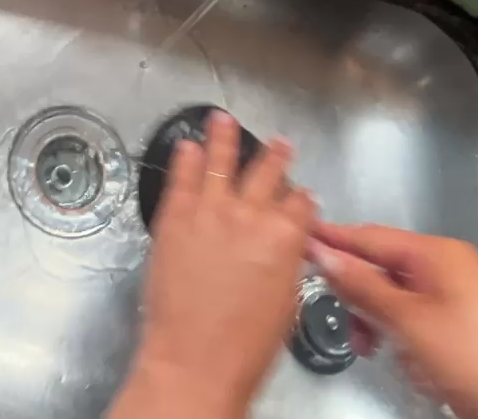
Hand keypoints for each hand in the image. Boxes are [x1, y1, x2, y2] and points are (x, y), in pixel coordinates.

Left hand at [108, 111, 316, 418]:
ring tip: (222, 118)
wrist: (194, 360)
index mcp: (284, 239)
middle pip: (266, 174)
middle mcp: (249, 215)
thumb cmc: (247, 348)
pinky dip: (185, 159)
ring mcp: (209, 211)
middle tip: (280, 142)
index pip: (300, 205)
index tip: (302, 193)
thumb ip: (287, 261)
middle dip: (275, 156)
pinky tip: (187, 146)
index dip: (303, 199)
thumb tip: (289, 242)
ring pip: (220, 163)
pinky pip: (181, 178)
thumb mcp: (285, 303)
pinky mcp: (175, 216)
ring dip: (224, 138)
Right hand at [307, 224, 477, 418]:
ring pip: (403, 300)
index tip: (299, 239)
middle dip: (361, 296)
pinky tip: (415, 366)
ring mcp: (466, 300)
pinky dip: (410, 341)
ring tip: (380, 351)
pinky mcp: (476, 332)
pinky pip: (425, 323)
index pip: (368, 235)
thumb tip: (324, 254)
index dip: (331, 239)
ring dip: (384, 324)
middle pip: (385, 268)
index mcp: (436, 253)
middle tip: (348, 324)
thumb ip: (363, 285)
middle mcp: (451, 268)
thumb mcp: (411, 322)